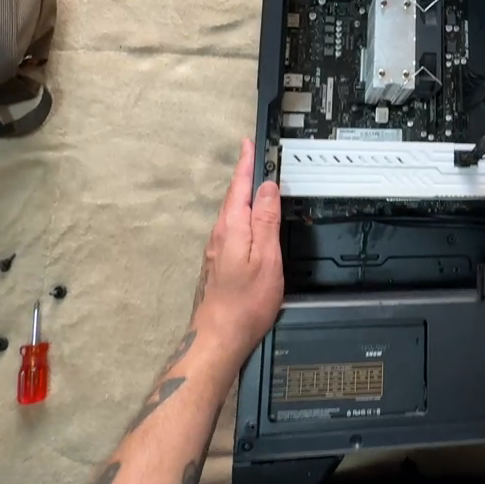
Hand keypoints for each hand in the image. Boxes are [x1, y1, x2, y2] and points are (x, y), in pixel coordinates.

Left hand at [187, 139, 282, 368]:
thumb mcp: (266, 257)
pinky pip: (232, 228)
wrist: (217, 339)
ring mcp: (217, 250)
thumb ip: (266, 220)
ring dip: (243, 195)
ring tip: (255, 184)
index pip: (240, 187)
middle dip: (244, 176)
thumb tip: (268, 188)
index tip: (248, 143)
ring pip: (232, 214)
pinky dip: (242, 215)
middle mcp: (220, 235)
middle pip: (234, 197)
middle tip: (254, 157)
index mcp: (232, 228)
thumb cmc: (245, 303)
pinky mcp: (218, 264)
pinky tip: (250, 222)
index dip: (245, 163)